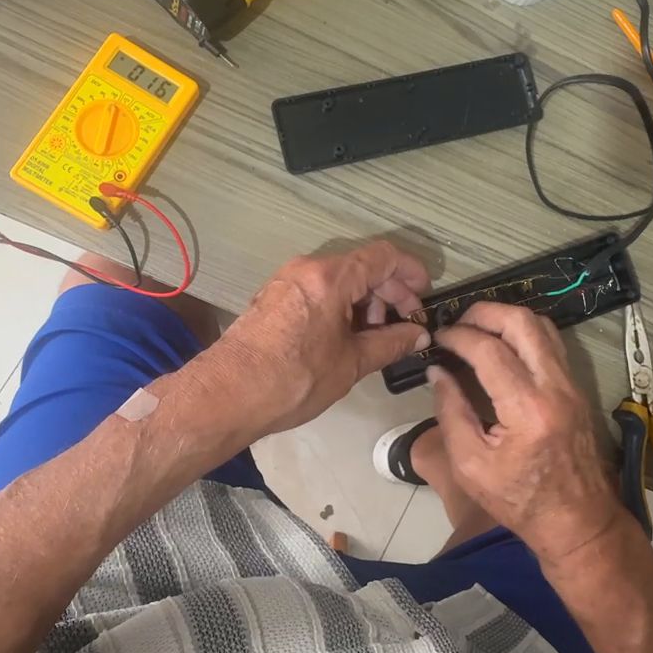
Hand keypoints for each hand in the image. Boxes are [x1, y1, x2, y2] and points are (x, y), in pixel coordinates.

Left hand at [194, 241, 430, 441]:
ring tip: (374, 338)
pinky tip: (346, 338)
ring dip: (365, 302)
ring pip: (340, 279)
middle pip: (362, 267)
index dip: (411, 273)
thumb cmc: (295, 378)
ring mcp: (287, 280)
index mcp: (331, 276)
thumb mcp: (351, 363)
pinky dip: (341, 306)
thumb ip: (390, 343)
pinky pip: (319, 290)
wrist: (227, 395)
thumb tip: (418, 335)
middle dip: (389, 294)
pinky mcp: (274, 297)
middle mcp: (308, 268)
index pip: (384, 257)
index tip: (425, 298)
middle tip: (403, 327)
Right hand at [430, 303, 624, 563]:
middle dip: (484, 313)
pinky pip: (550, 343)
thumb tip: (438, 371)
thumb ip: (451, 412)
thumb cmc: (520, 502)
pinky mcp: (576, 387)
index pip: (488, 349)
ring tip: (477, 331)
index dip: (457, 336)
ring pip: (542, 326)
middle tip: (458, 325)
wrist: (579, 522)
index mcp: (527, 408)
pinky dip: (523, 333)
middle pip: (522, 322)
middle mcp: (555, 386)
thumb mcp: (471, 466)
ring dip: (506, 319)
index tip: (437, 338)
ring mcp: (571, 384)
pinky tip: (501, 346)